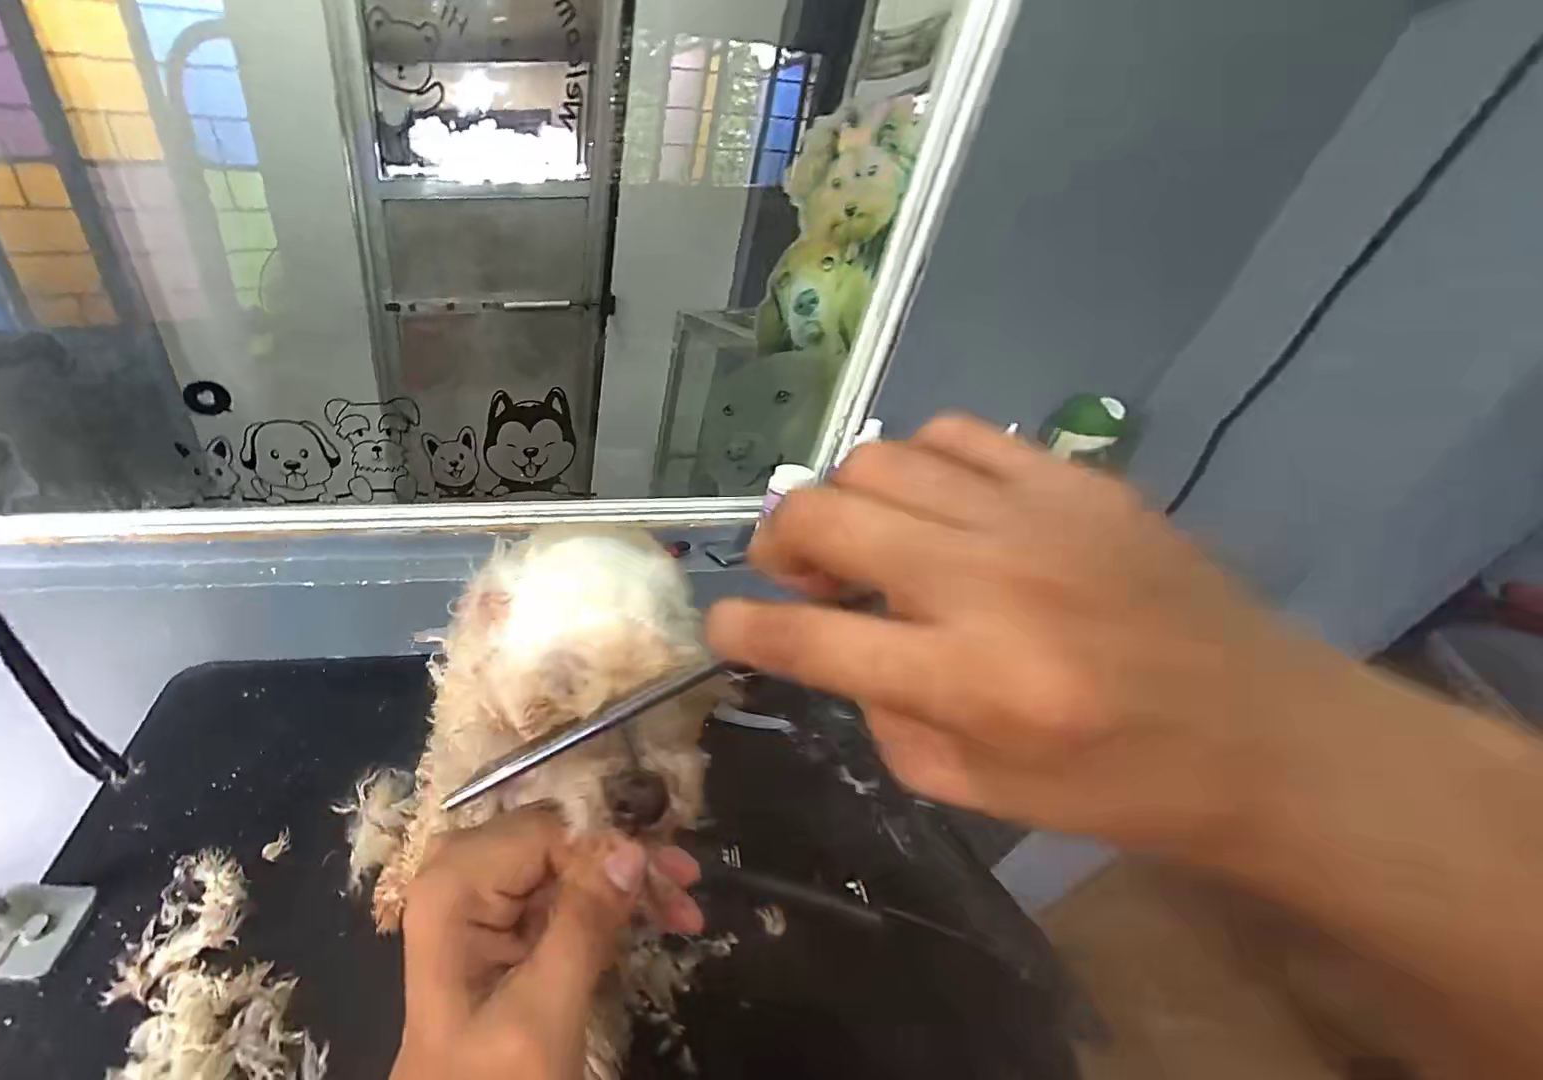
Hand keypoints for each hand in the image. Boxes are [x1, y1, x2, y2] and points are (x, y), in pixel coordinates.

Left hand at [391, 807, 702, 1079]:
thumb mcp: (542, 1014)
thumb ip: (584, 925)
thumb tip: (632, 849)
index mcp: (454, 882)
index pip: (548, 832)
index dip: (612, 846)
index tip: (674, 871)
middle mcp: (459, 868)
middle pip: (558, 840)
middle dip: (624, 860)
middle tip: (686, 883)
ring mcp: (476, 888)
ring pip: (565, 859)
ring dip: (623, 882)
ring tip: (681, 908)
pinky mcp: (495, 912)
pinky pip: (559, 886)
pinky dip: (603, 903)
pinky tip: (647, 917)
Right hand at [707, 413, 1362, 859]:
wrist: (1273, 736)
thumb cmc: (1107, 782)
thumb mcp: (961, 782)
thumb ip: (871, 704)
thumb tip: (825, 633)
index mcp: (968, 680)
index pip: (809, 639)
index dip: (741, 627)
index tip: (718, 623)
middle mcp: (990, 583)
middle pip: (824, 517)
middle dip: (776, 542)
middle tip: (792, 570)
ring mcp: (1035, 516)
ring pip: (875, 461)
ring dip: (841, 502)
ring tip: (862, 537)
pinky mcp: (1074, 480)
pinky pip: (951, 434)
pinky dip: (913, 466)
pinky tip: (928, 506)